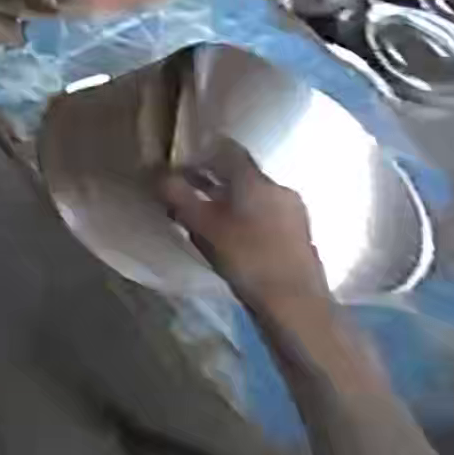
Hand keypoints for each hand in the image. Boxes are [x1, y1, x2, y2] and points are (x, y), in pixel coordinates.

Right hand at [160, 139, 331, 314]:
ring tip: (200, 210)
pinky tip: (226, 229)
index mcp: (256, 181)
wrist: (295, 305)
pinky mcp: (297, 233)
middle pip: (238, 172)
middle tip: (182, 186)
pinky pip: (263, 211)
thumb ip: (175, 193)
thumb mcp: (198, 222)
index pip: (227, 149)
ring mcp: (293, 212)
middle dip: (209, 177)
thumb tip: (156, 172)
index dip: (200, 150)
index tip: (177, 159)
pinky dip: (241, 212)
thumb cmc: (244, 255)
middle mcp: (279, 189)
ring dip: (224, 196)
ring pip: (251, 193)